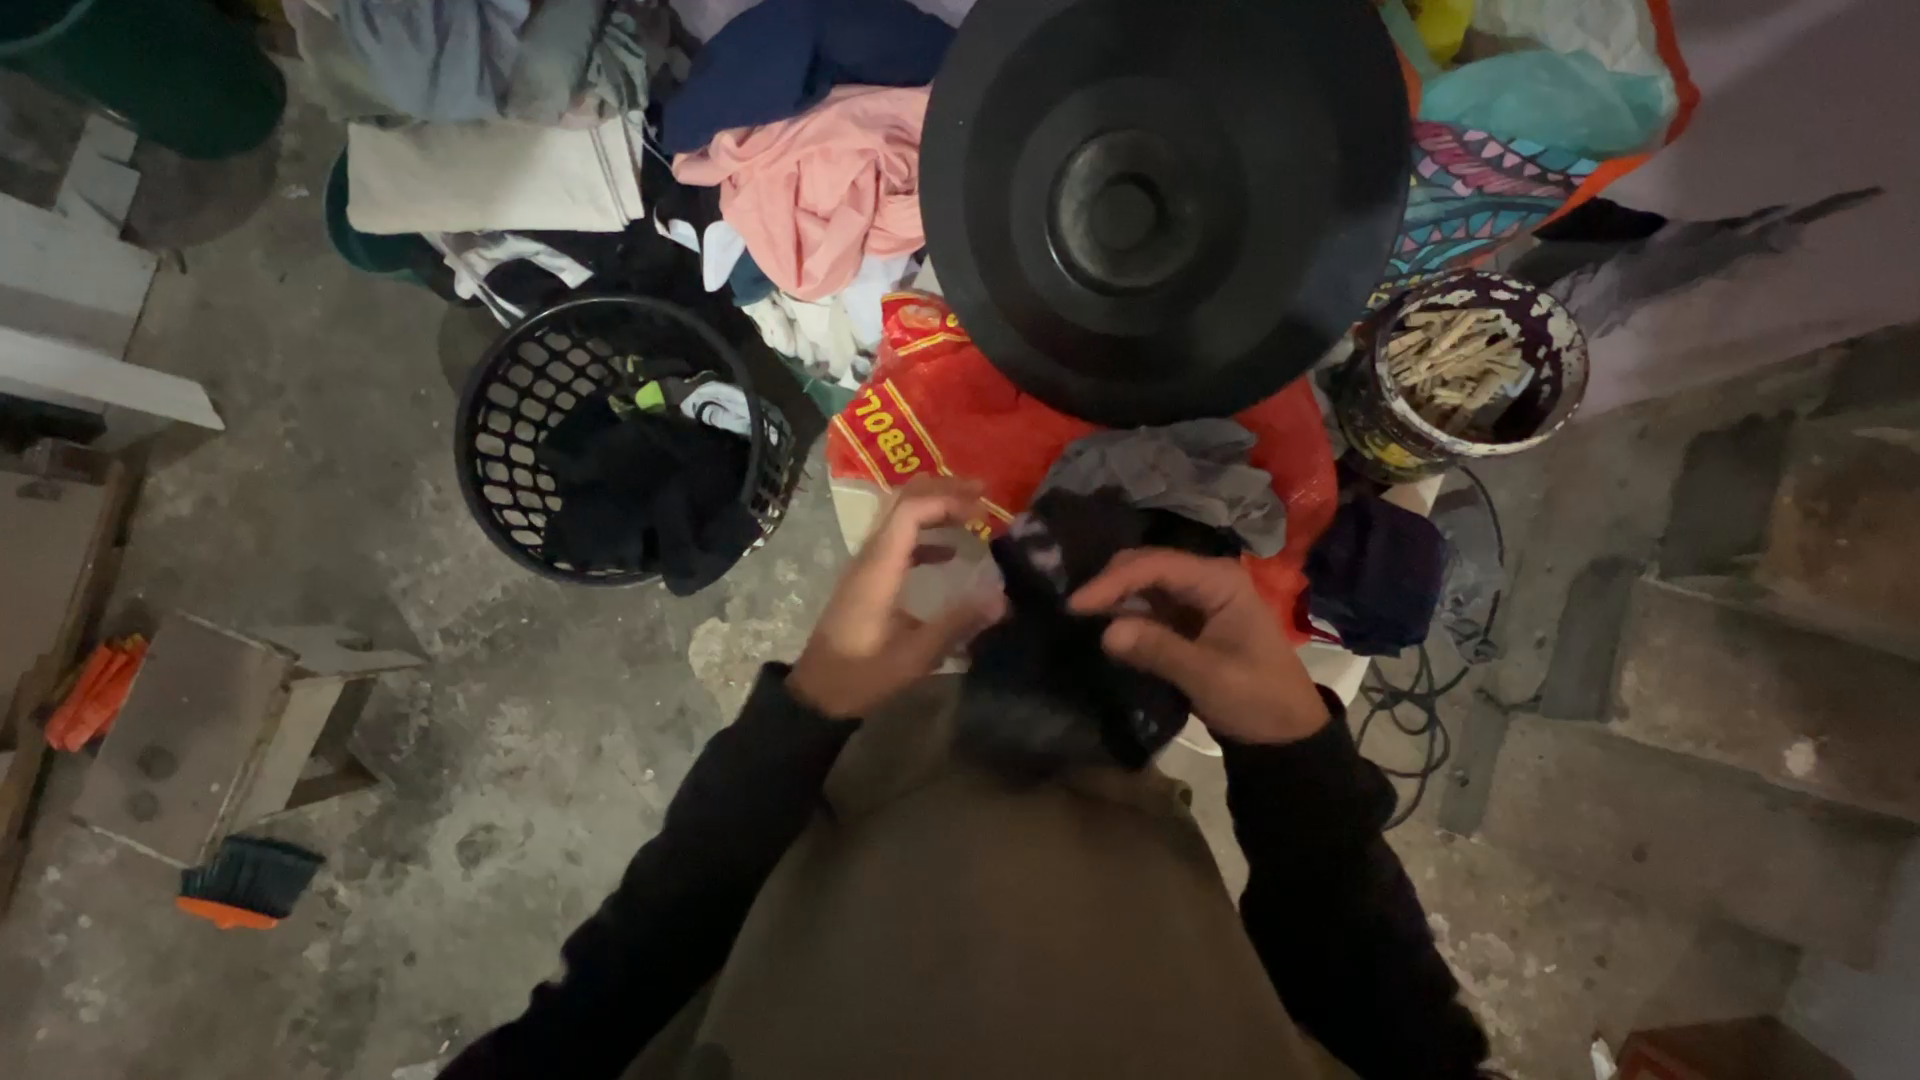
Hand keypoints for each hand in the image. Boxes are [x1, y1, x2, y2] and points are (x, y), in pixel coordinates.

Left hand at [787, 476, 1006, 718]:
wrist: (817, 694)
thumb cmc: (862, 675)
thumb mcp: (914, 656)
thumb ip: (957, 624)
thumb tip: (1001, 599)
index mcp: (879, 568)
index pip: (910, 511)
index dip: (947, 500)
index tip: (982, 505)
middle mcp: (869, 557)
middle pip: (902, 502)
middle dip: (942, 490)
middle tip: (982, 492)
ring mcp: (865, 567)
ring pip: (898, 518)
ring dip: (934, 508)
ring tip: (973, 513)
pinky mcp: (867, 580)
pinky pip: (897, 542)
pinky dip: (925, 535)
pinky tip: (951, 553)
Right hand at [1069, 549, 1329, 744]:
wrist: (1284, 732)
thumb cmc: (1257, 699)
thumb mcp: (1210, 677)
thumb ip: (1159, 650)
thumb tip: (1107, 632)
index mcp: (1219, 580)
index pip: (1156, 566)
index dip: (1113, 581)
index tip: (1077, 604)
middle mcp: (1204, 579)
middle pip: (1144, 567)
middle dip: (1108, 585)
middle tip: (1072, 610)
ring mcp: (1193, 598)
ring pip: (1140, 586)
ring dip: (1112, 599)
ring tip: (1077, 617)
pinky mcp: (1183, 620)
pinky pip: (1144, 608)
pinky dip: (1121, 615)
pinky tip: (1099, 626)